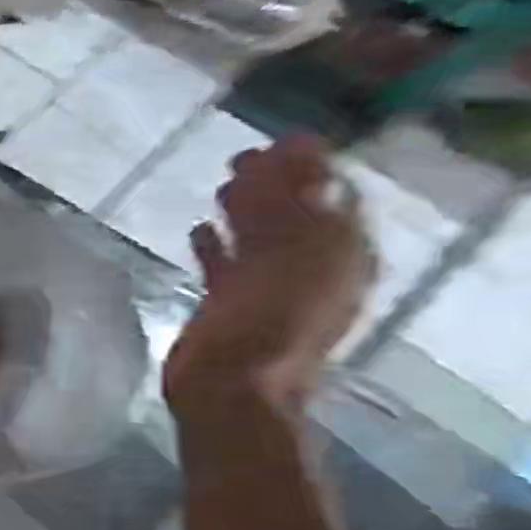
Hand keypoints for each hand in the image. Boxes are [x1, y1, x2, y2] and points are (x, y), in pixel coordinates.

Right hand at [165, 135, 374, 412]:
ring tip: (220, 184)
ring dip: (242, 210)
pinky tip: (195, 229)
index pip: (329, 197)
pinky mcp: (228, 306)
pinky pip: (224, 267)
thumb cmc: (261, 329)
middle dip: (273, 183)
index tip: (283, 139)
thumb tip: (284, 164)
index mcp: (335, 255)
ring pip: (257, 238)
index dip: (310, 167)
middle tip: (243, 154)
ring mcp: (267, 289)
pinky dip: (214, 247)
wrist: (229, 389)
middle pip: (292, 214)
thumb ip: (287, 214)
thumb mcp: (287, 264)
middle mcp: (309, 267)